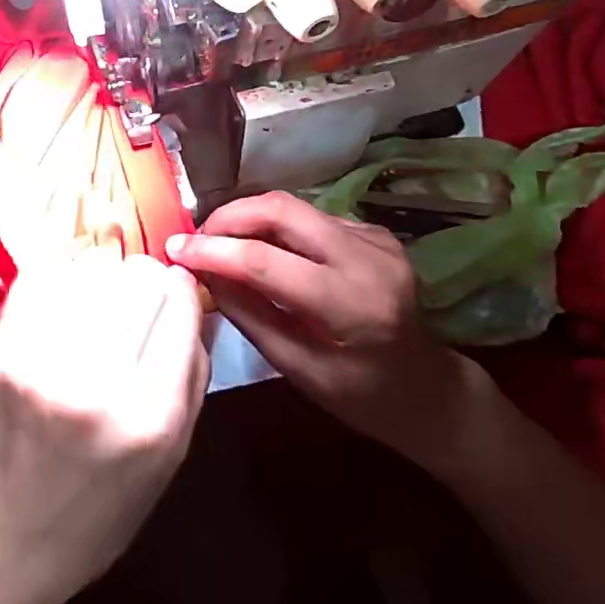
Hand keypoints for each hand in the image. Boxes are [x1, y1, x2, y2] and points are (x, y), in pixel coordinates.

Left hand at [0, 245, 209, 603]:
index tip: (172, 291)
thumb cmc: (104, 501)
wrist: (8, 536)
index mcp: (150, 417)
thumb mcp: (174, 451)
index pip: (175, 302)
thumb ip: (192, 368)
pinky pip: (40, 277)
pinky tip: (63, 299)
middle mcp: (94, 386)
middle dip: (143, 279)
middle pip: (134, 279)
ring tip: (98, 301)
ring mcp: (37, 365)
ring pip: (88, 269)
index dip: (178, 288)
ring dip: (101, 277)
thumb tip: (187, 291)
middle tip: (134, 298)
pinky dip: (59, 277)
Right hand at [166, 192, 493, 468]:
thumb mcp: (298, 366)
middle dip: (228, 217)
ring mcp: (375, 238)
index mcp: (352, 303)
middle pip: (281, 209)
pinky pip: (310, 218)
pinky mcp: (373, 231)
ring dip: (249, 219)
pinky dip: (275, 228)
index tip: (174, 247)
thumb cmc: (362, 396)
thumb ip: (248, 313)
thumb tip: (201, 272)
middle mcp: (368, 257)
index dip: (213, 250)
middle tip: (196, 238)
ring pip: (293, 207)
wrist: (430, 389)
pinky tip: (261, 249)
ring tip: (219, 243)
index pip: (266, 261)